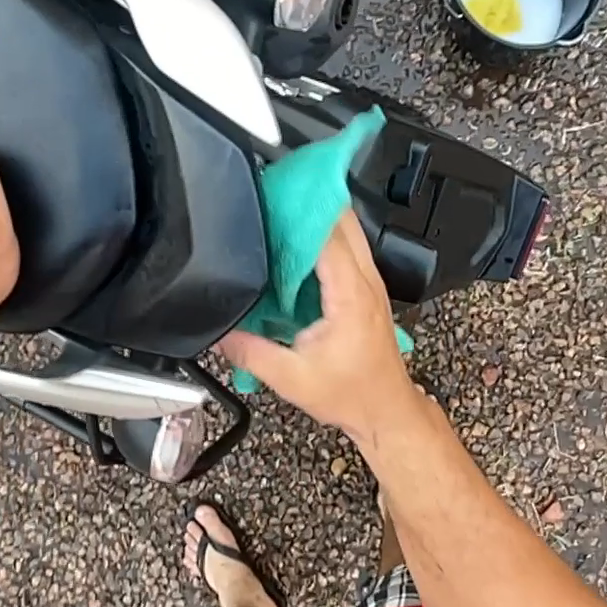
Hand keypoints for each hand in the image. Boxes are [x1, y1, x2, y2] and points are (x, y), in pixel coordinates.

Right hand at [217, 211, 423, 440]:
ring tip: (281, 216)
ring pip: (348, 231)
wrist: (385, 410)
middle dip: (309, 204)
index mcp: (350, 294)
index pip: (327, 235)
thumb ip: (250, 352)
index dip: (299, 212)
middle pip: (342, 220)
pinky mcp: (366, 289)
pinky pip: (347, 249)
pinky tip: (296, 248)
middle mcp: (366, 280)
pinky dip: (323, 239)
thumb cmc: (353, 395)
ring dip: (317, 219)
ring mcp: (370, 282)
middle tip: (275, 196)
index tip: (274, 198)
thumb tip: (220, 333)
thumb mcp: (291, 378)